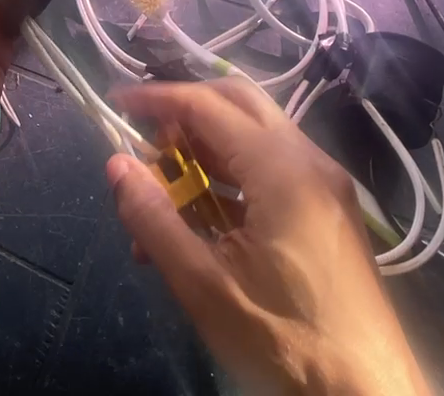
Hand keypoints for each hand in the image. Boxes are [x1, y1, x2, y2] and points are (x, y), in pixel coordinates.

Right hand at [107, 81, 429, 395]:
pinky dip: (227, 176)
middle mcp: (310, 163)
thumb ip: (153, 219)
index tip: (115, 103)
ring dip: (202, 149)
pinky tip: (199, 222)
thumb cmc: (288, 344)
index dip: (155, 98)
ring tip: (162, 195)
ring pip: (252, 135)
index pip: (206, 106)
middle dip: (183, 112)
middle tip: (146, 143)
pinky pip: (269, 169)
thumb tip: (116, 164)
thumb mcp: (205, 287)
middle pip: (237, 103)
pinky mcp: (327, 213)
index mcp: (283, 171)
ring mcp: (325, 188)